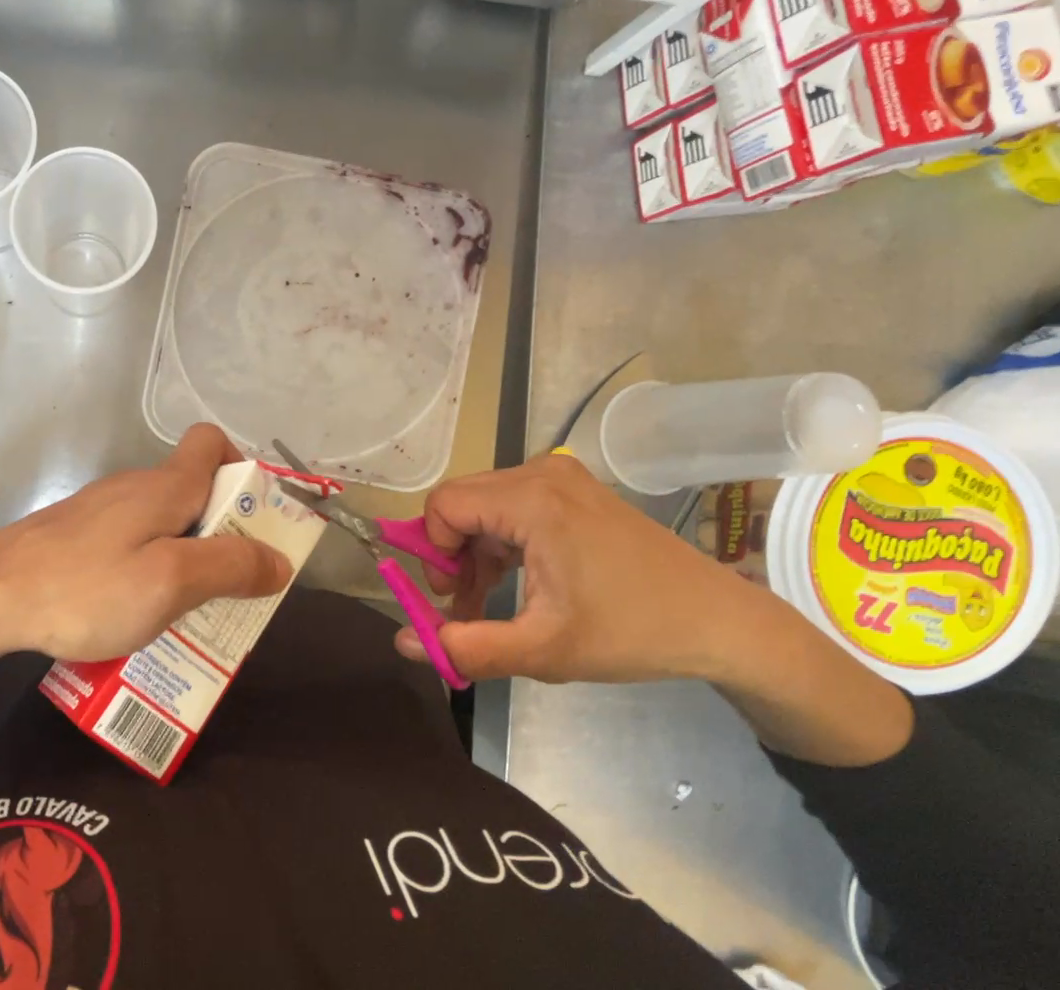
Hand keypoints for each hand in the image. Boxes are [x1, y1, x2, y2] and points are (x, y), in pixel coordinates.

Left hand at [0, 424, 293, 689]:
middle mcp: (131, 489)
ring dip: (183, 564)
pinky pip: (126, 550)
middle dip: (221, 537)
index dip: (242, 471)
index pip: (212, 443)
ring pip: (159, 528)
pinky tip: (132, 619)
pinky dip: (144, 577)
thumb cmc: (86, 589)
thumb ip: (231, 566)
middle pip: (192, 495)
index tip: (254, 521)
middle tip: (230, 592)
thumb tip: (280, 559)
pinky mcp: (71, 541)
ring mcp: (96, 514)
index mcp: (163, 487)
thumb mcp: (171, 582)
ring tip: (186, 618)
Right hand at [404, 453, 778, 684]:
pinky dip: (498, 545)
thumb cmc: (632, 632)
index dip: (432, 552)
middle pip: (460, 504)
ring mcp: (562, 479)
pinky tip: (512, 586)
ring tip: (484, 603)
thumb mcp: (543, 650)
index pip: (443, 506)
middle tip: (462, 605)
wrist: (721, 623)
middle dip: (450, 557)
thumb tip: (403, 643)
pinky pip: (509, 508)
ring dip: (472, 555)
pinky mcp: (574, 493)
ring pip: (481, 507)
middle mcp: (543, 475)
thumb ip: (467, 647)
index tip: (448, 597)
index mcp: (534, 501)